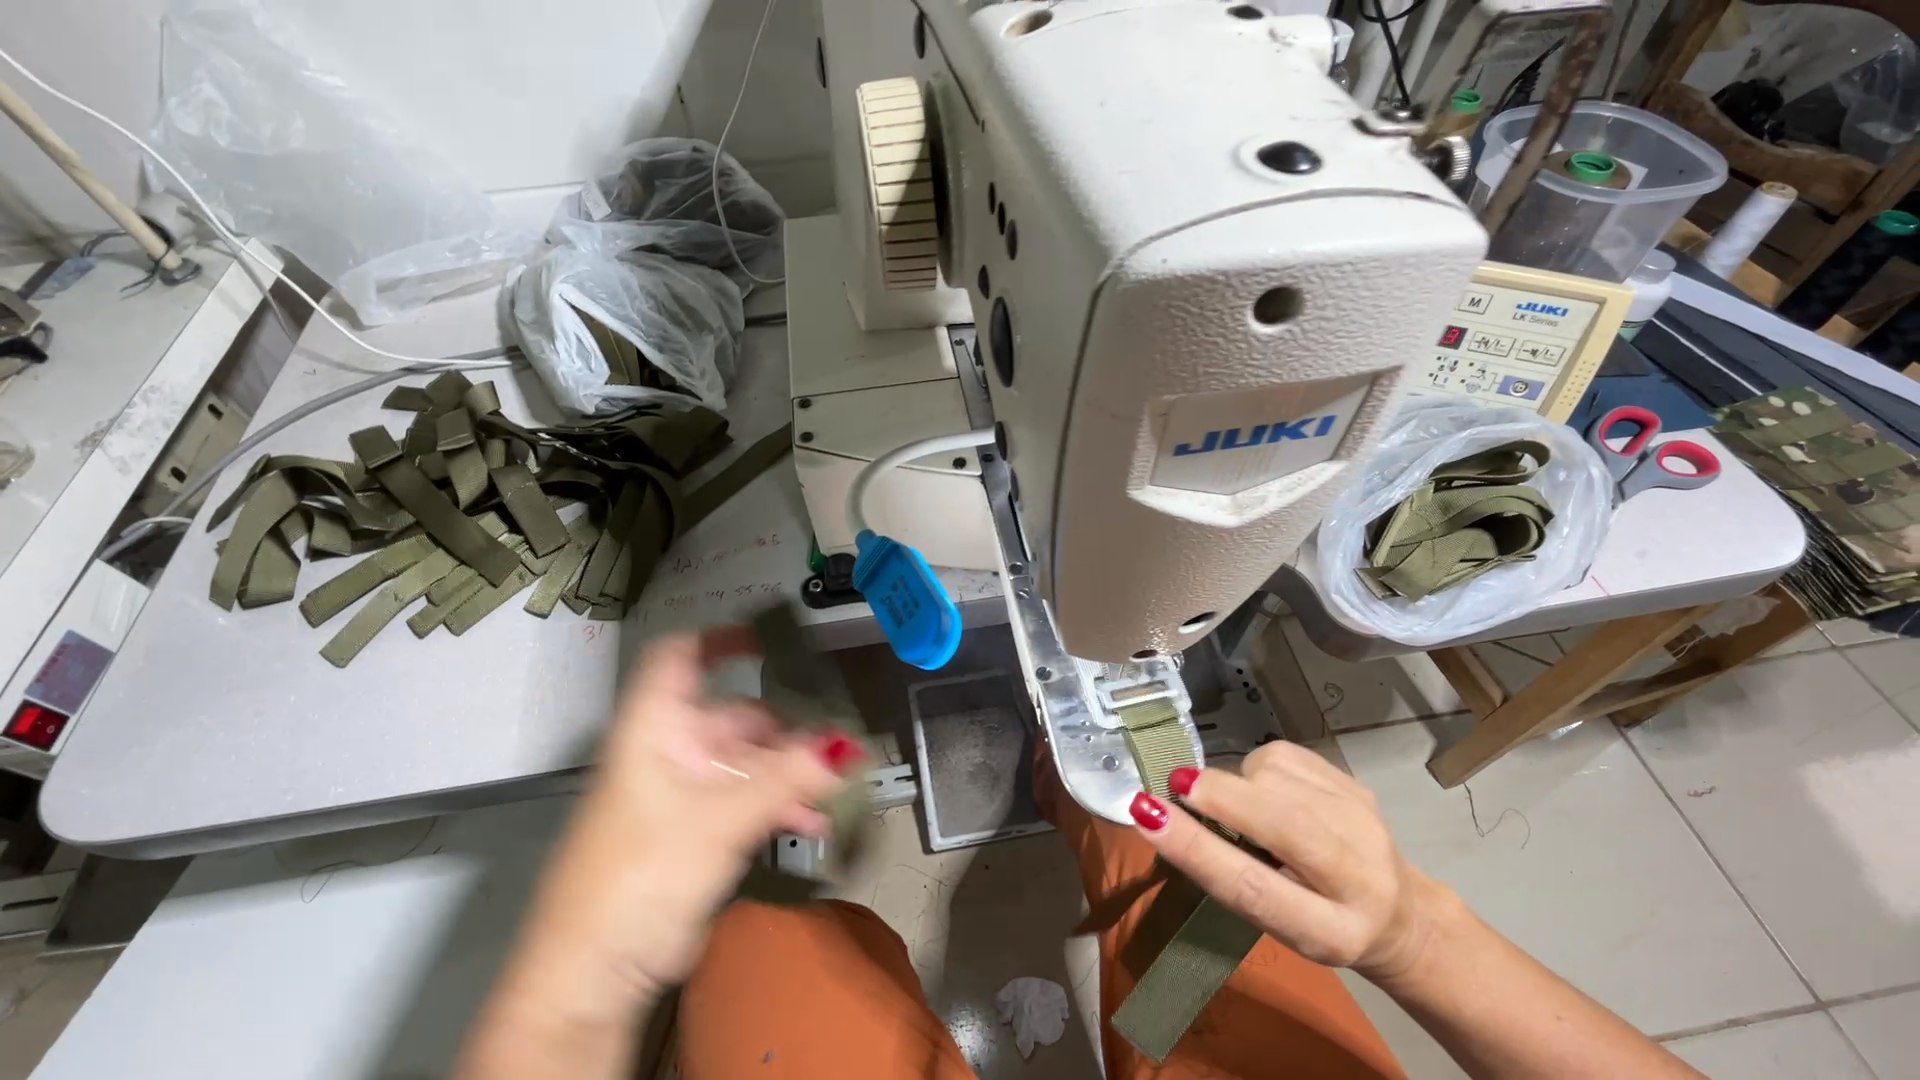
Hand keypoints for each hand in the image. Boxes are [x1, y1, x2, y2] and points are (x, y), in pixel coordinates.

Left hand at [547, 626, 859, 994]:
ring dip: (789, 775)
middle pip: (733, 718)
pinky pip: (746, 803)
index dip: (720, 641)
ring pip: (746, 765)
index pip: (679, 660)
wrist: (595, 971)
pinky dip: (778, 806)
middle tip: (832, 746)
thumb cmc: (640, 875)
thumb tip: (847, 744)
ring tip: (830, 791)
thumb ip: (788, 778)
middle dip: (783, 732)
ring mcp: (682, 795)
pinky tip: (811, 822)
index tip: (768, 639)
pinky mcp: (695, 835)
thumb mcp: (720, 819)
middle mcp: (669, 753)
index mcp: (654, 730)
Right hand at [1129, 741, 1446, 980]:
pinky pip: (1285, 755)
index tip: (1148, 812)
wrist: (1400, 916)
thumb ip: (1228, 876)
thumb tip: (1161, 815)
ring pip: (1279, 775)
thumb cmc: (1317, 922)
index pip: (1253, 886)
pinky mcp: (1357, 785)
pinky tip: (1263, 788)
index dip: (1195, 847)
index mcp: (1328, 931)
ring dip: (1237, 780)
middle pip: (1280, 820)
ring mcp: (1363, 822)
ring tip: (1236, 803)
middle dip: (1218, 794)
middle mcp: (1356, 876)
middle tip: (1175, 786)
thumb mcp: (1273, 923)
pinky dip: (1257, 766)